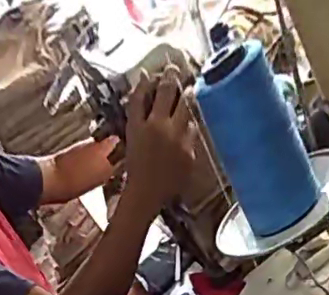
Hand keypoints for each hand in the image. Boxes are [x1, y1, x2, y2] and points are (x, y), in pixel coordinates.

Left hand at [122, 66, 194, 209]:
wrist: (145, 191)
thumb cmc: (170, 184)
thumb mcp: (187, 165)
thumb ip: (191, 142)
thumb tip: (193, 124)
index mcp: (181, 137)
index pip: (189, 107)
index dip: (192, 93)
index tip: (194, 86)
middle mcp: (166, 126)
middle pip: (173, 94)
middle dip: (177, 78)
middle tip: (180, 68)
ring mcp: (148, 124)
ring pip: (156, 93)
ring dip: (161, 78)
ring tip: (166, 70)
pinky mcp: (133, 125)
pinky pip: (136, 101)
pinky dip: (140, 87)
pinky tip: (144, 77)